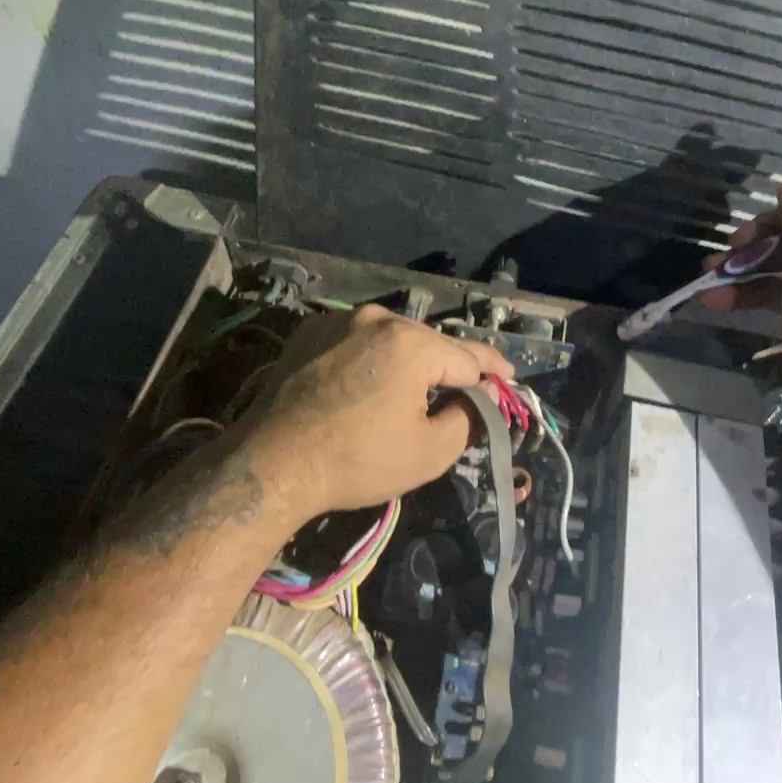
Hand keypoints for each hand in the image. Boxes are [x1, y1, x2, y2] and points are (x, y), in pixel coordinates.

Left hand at [236, 305, 514, 518]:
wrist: (271, 464)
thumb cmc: (356, 461)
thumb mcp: (429, 451)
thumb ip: (469, 418)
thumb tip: (483, 395)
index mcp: (413, 343)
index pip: (468, 357)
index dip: (494, 372)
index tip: (510, 379)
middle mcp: (378, 318)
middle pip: (432, 343)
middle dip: (454, 365)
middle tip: (475, 383)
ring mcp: (340, 320)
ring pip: (394, 337)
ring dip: (412, 358)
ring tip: (425, 383)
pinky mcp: (310, 331)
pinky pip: (358, 339)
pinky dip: (374, 355)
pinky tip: (375, 379)